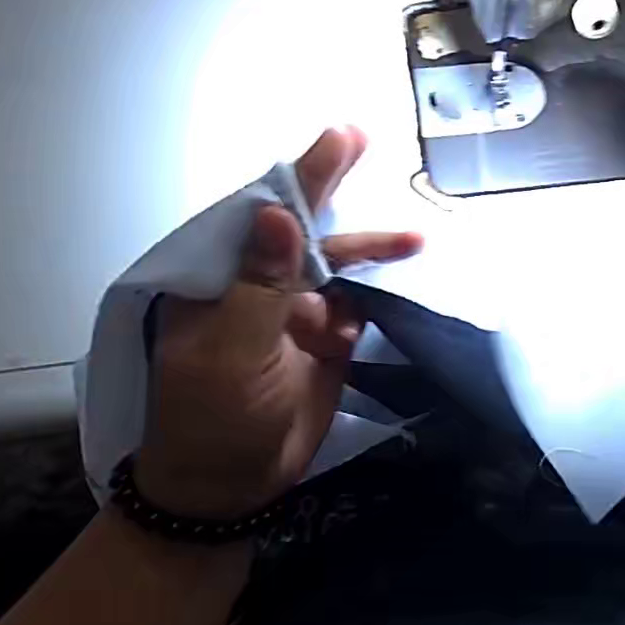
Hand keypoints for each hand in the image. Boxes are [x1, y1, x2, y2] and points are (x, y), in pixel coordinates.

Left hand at [134, 127, 422, 519]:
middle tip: (367, 144)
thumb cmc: (212, 419)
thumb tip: (275, 213)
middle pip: (308, 233)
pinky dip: (365, 309)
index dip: (302, 176)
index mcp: (219, 281)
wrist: (232, 485)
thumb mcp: (230, 352)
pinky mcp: (323, 343)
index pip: (263, 215)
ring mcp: (294, 316)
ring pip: (339, 271)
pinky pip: (354, 310)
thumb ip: (259, 284)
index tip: (339, 139)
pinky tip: (357, 331)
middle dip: (339, 198)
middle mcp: (257, 287)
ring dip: (370, 259)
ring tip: (411, 244)